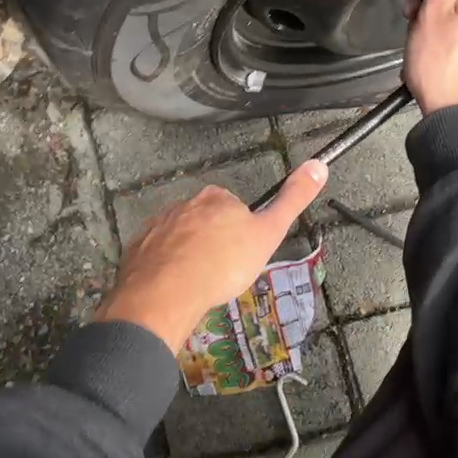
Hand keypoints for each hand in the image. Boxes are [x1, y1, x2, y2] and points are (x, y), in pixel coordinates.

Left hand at [96, 160, 328, 348]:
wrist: (167, 292)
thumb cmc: (223, 264)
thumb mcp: (269, 233)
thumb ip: (293, 200)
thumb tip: (319, 164)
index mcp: (216, 199)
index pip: (234, 209)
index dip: (241, 234)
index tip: (242, 257)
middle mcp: (184, 204)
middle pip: (205, 222)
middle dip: (213, 243)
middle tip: (222, 273)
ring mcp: (157, 226)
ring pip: (180, 239)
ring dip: (188, 256)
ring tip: (198, 285)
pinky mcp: (137, 249)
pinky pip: (157, 256)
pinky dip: (165, 268)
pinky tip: (175, 289)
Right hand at [403, 0, 457, 114]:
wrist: (452, 114)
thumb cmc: (439, 64)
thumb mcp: (433, 13)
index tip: (413, 10)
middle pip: (452, 6)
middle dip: (428, 17)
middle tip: (415, 34)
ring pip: (453, 29)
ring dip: (433, 36)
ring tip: (421, 54)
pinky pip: (457, 50)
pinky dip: (442, 54)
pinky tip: (432, 66)